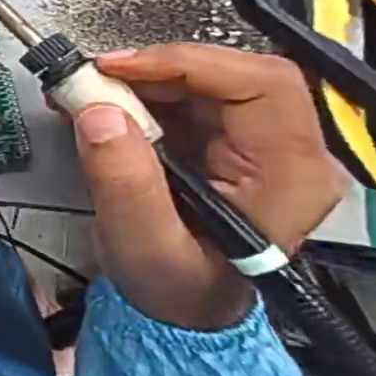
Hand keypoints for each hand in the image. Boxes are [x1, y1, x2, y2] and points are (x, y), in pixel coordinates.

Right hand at [70, 44, 347, 329]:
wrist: (181, 310)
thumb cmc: (173, 287)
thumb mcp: (141, 243)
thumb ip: (123, 182)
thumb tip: (99, 114)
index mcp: (288, 175)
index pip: (259, 85)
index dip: (185, 64)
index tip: (115, 68)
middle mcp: (287, 153)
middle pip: (233, 76)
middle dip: (157, 69)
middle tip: (93, 80)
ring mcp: (259, 147)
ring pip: (208, 83)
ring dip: (142, 81)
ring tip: (87, 94)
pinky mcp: (227, 145)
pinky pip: (188, 101)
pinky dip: (140, 95)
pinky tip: (102, 107)